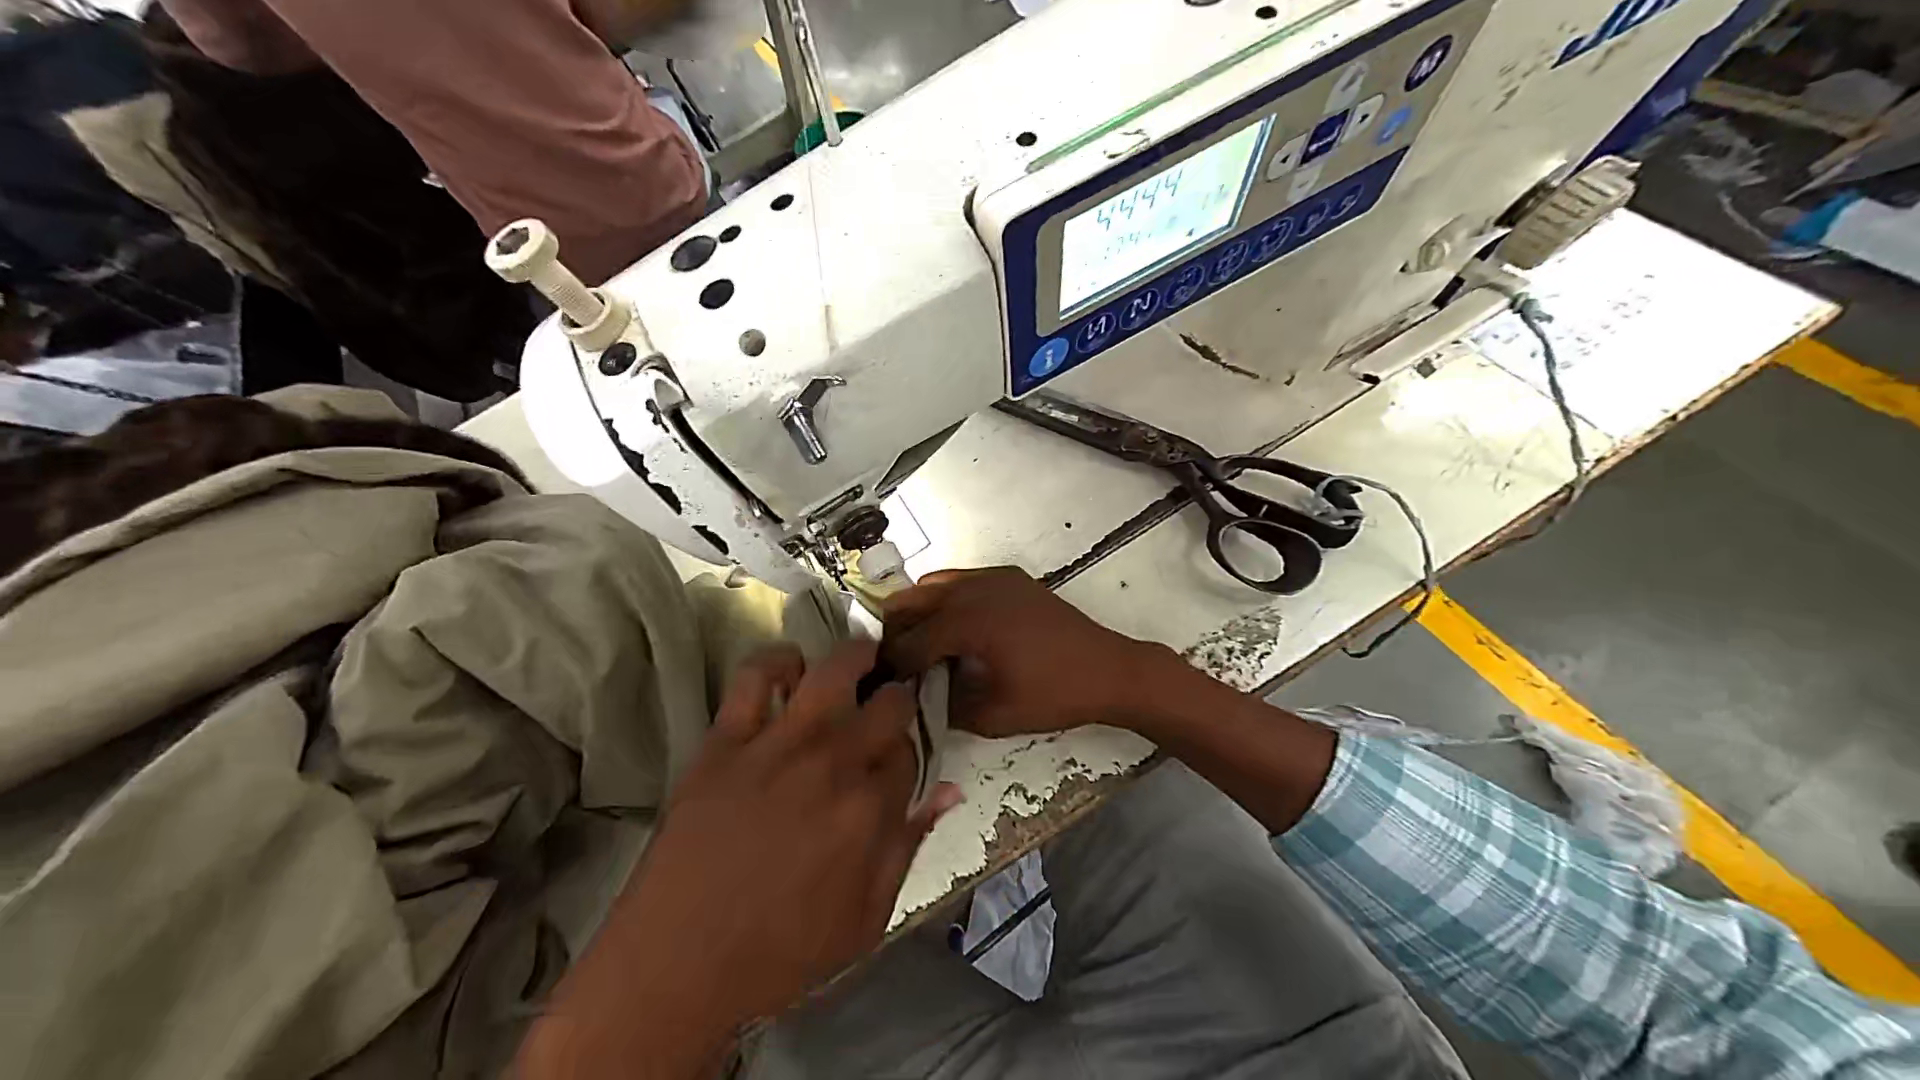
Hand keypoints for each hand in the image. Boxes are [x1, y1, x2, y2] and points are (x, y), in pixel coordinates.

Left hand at [517, 642, 960, 1079]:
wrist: (678, 964)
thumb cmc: (780, 952)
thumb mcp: (866, 919)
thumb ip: (910, 846)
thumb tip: (949, 789)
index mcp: (871, 809)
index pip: (911, 750)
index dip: (910, 744)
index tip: (900, 748)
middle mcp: (834, 764)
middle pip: (886, 703)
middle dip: (897, 696)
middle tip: (888, 701)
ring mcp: (778, 745)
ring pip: (832, 672)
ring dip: (854, 656)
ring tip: (860, 657)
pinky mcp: (727, 740)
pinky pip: (755, 676)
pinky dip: (777, 660)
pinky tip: (789, 670)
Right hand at [882, 567, 1193, 738]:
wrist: (1108, 670)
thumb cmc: (1054, 695)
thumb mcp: (993, 715)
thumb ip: (946, 707)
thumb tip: (916, 699)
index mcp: (968, 621)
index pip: (911, 640)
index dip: (892, 665)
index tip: (883, 684)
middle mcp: (974, 589)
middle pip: (911, 600)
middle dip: (896, 631)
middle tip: (896, 663)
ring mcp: (994, 578)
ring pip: (933, 584)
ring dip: (919, 611)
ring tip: (923, 645)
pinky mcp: (1010, 577)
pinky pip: (961, 579)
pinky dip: (946, 599)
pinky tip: (957, 629)